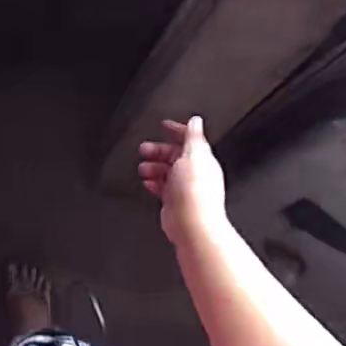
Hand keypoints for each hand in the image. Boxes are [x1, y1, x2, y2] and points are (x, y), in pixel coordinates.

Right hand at [137, 116, 227, 245]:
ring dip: (153, 167)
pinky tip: (147, 182)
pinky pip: (162, 187)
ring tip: (143, 168)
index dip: (176, 130)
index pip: (189, 139)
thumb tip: (196, 121)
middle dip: (158, 150)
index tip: (164, 124)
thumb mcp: (193, 155)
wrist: (192, 224)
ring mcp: (185, 188)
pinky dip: (153, 182)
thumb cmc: (195, 192)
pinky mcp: (175, 201)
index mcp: (202, 159)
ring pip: (166, 171)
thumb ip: (193, 136)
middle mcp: (195, 173)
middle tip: (144, 149)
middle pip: (174, 155)